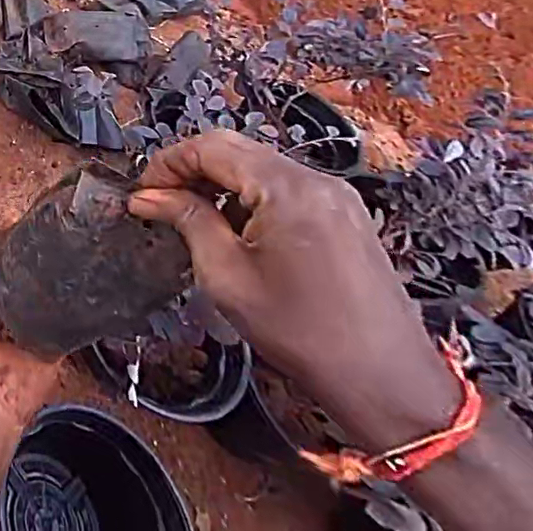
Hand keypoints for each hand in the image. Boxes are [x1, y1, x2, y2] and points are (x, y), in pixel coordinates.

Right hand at [128, 132, 461, 448]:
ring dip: (218, 178)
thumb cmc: (303, 334)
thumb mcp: (227, 276)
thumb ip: (187, 220)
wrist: (389, 384)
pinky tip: (233, 224)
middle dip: (189, 167)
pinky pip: (283, 184)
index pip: (210, 147)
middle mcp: (315, 179)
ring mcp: (335, 194)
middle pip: (234, 148)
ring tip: (191, 213)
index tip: (143, 191)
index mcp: (287, 188)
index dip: (168, 163)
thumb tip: (146, 196)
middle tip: (159, 198)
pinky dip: (248, 193)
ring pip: (258, 163)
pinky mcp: (344, 213)